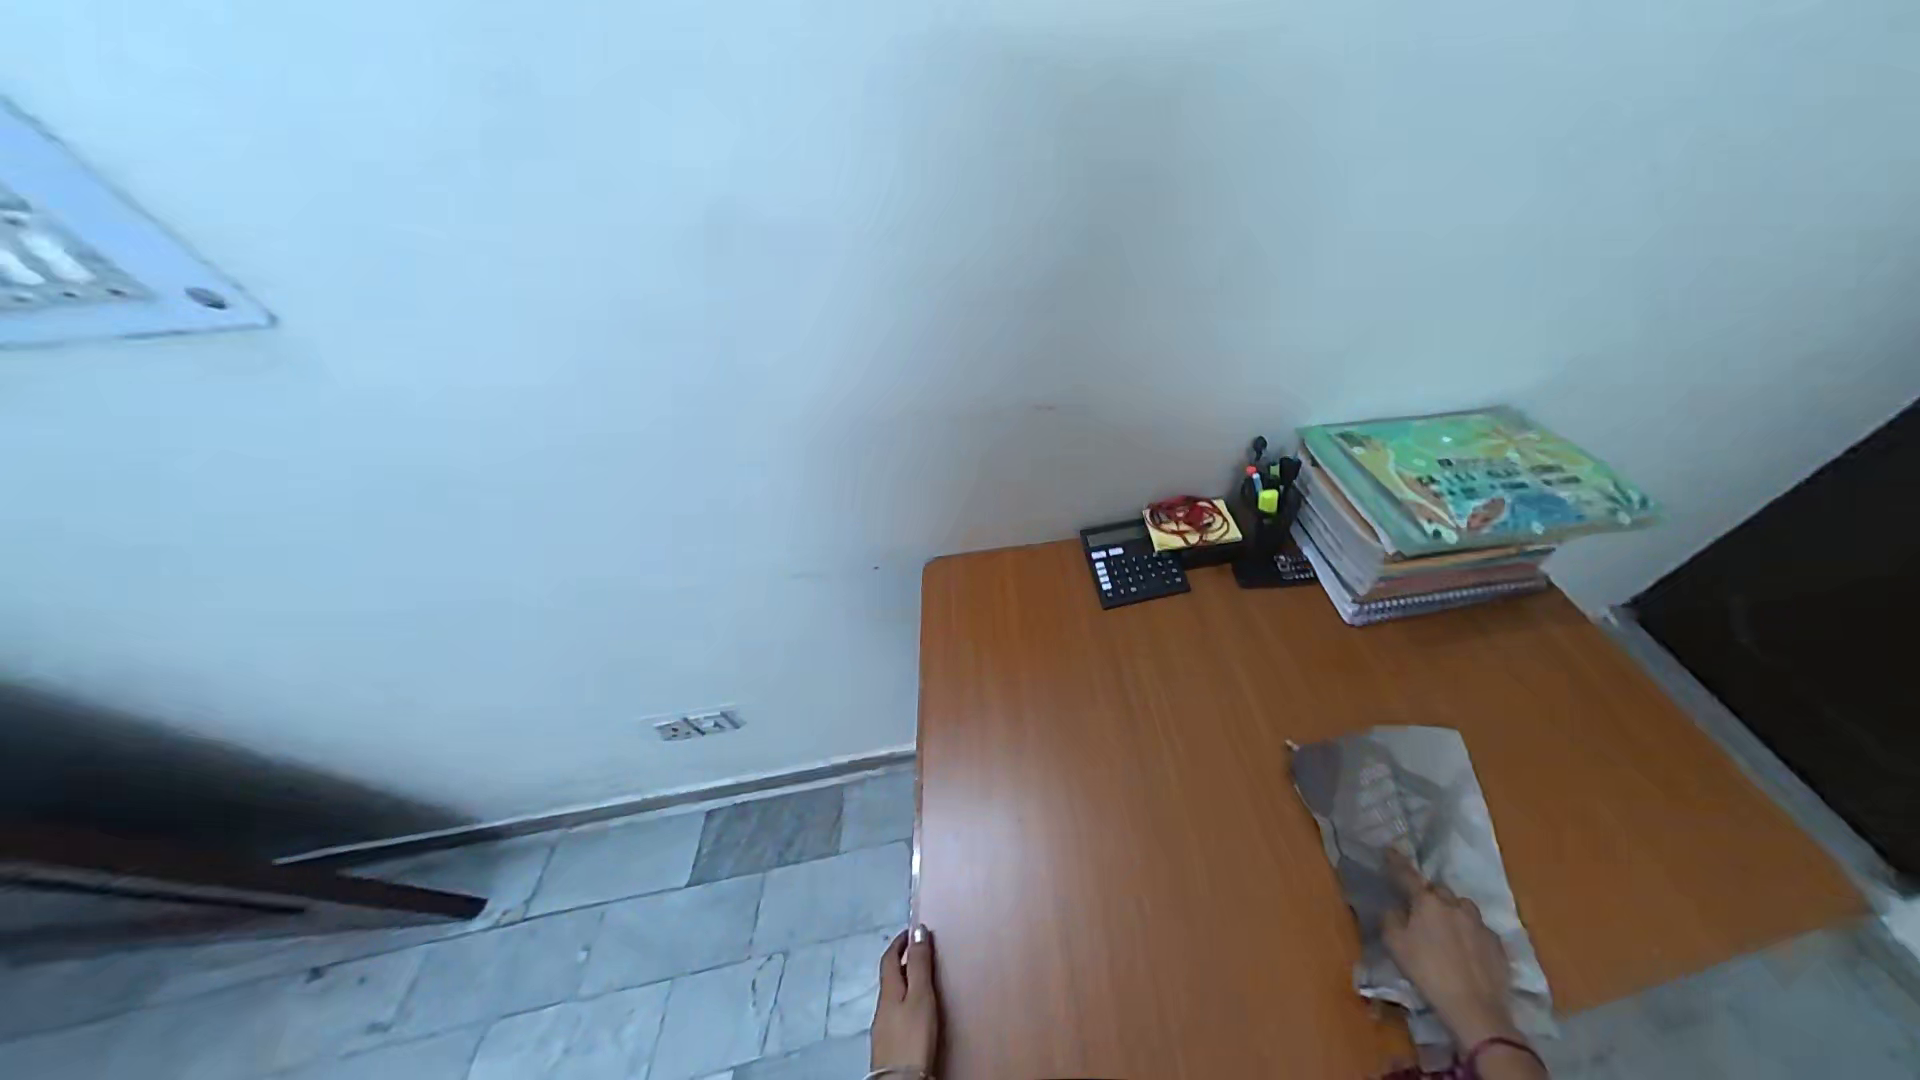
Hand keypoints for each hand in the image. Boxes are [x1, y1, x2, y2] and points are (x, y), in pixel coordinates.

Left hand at [871, 925, 938, 1073]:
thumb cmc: (913, 1035)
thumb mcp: (921, 995)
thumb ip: (919, 964)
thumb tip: (917, 929)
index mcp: (888, 991)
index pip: (889, 958)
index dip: (899, 942)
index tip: (910, 931)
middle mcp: (881, 1007)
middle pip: (890, 977)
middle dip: (902, 962)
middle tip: (919, 953)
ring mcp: (882, 1028)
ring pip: (892, 997)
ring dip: (904, 984)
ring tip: (922, 982)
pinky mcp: (888, 1046)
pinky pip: (895, 1014)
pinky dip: (905, 1003)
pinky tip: (915, 1014)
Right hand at [1380, 851, 1518, 1047]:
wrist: (1474, 1008)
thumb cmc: (1427, 971)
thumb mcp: (1394, 943)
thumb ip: (1391, 918)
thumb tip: (1396, 908)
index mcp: (1427, 902)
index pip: (1407, 874)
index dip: (1396, 862)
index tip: (1390, 849)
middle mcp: (1454, 906)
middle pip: (1439, 890)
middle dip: (1430, 895)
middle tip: (1422, 908)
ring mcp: (1480, 925)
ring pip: (1463, 906)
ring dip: (1453, 911)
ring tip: (1448, 927)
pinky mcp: (1498, 945)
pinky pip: (1480, 928)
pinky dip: (1471, 931)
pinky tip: (1468, 948)